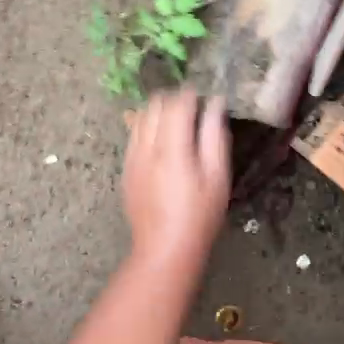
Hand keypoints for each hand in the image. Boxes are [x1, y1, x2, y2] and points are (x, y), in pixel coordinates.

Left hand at [122, 91, 231, 264]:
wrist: (164, 249)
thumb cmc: (199, 215)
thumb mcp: (217, 177)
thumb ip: (215, 137)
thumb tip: (216, 105)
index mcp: (172, 148)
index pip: (177, 104)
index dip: (191, 95)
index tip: (203, 96)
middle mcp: (147, 148)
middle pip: (154, 105)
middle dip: (173, 99)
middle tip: (191, 107)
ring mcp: (132, 158)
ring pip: (140, 117)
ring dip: (157, 111)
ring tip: (175, 120)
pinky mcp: (126, 170)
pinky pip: (132, 135)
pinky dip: (145, 127)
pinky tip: (159, 139)